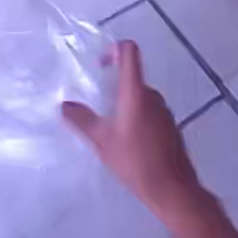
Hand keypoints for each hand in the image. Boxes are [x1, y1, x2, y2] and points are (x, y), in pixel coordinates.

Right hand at [62, 41, 206, 225]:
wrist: (173, 189)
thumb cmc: (136, 161)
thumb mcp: (102, 142)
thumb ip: (82, 120)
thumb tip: (64, 105)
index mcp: (136, 91)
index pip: (129, 51)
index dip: (114, 48)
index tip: (101, 64)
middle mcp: (152, 94)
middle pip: (133, 76)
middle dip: (114, 86)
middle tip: (99, 105)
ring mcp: (164, 109)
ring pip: (140, 96)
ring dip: (125, 104)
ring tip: (112, 129)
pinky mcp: (170, 125)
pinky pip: (150, 111)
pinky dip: (137, 118)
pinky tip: (129, 143)